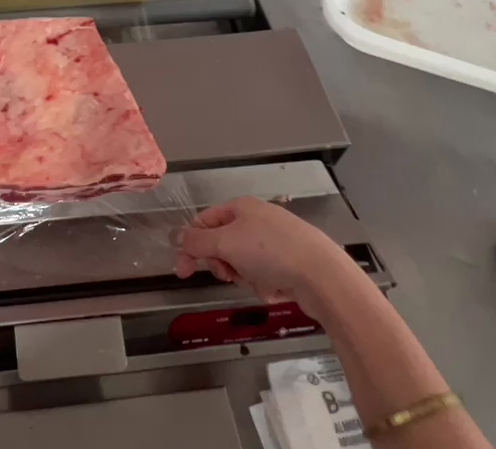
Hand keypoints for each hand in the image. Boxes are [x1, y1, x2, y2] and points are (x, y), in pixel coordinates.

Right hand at [170, 196, 337, 303]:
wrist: (322, 275)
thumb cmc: (270, 252)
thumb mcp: (225, 243)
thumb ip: (195, 241)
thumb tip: (173, 235)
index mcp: (240, 207)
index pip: (203, 222)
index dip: (191, 246)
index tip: (183, 272)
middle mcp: (257, 219)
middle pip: (222, 244)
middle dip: (223, 263)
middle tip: (228, 275)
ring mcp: (275, 240)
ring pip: (242, 263)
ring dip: (244, 276)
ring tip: (259, 281)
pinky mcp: (290, 262)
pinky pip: (263, 274)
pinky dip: (264, 284)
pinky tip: (275, 288)